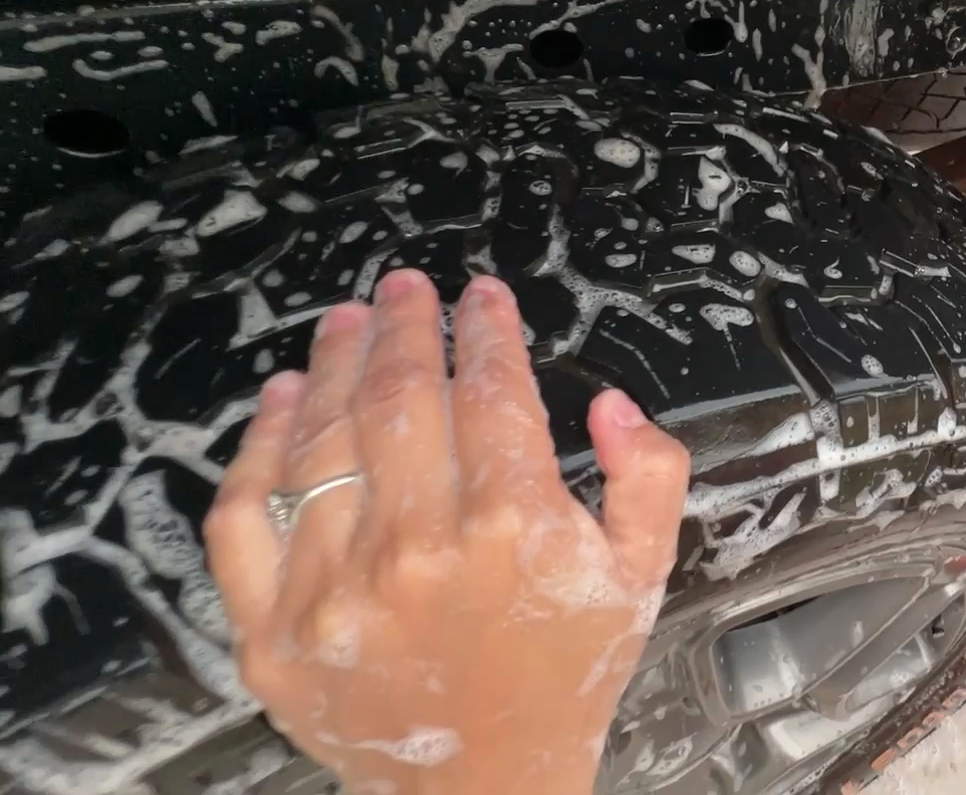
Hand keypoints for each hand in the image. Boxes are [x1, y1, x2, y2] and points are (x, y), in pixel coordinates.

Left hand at [206, 270, 690, 794]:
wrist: (487, 779)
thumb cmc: (577, 656)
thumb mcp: (648, 562)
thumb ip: (652, 473)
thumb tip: (611, 403)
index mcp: (517, 524)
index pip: (495, 394)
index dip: (488, 332)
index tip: (483, 293)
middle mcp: (420, 545)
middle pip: (403, 402)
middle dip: (407, 328)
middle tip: (408, 283)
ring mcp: (334, 589)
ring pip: (323, 443)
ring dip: (334, 366)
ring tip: (349, 316)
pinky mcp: (272, 631)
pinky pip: (248, 518)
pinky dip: (258, 446)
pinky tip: (281, 398)